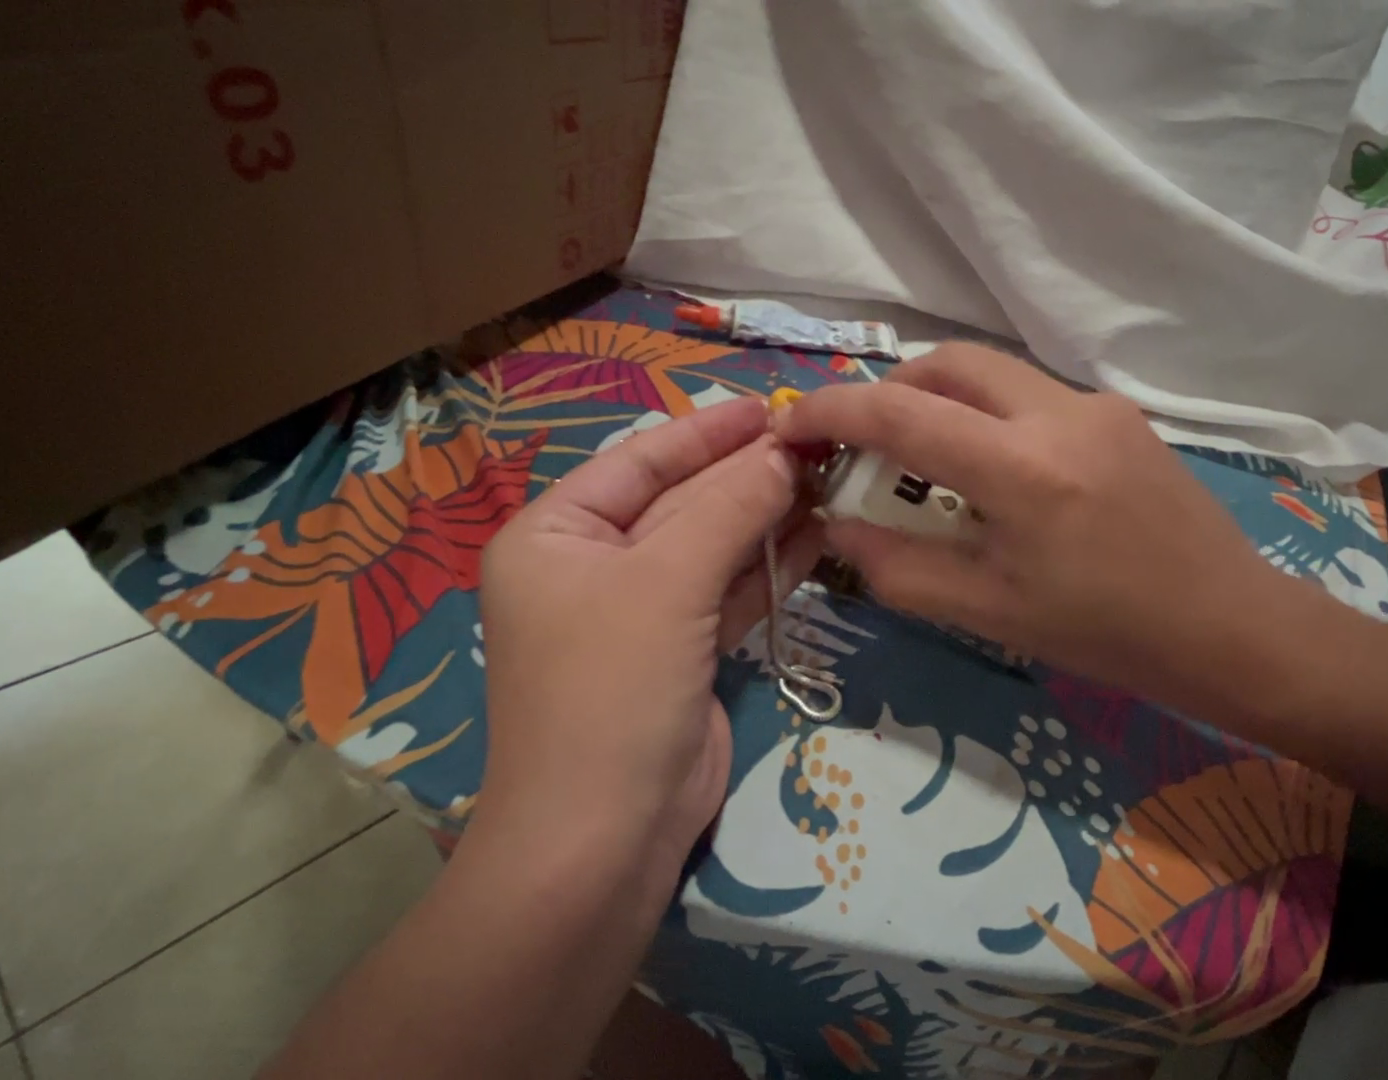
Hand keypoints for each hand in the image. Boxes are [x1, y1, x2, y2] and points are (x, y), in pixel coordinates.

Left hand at [474, 399, 821, 869]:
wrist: (605, 838)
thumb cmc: (611, 691)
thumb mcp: (666, 584)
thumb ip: (729, 508)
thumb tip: (786, 451)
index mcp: (557, 535)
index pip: (639, 461)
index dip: (706, 431)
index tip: (771, 406)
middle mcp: (593, 567)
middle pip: (682, 502)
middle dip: (748, 475)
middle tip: (820, 444)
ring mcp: (642, 614)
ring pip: (713, 548)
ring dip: (767, 518)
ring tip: (830, 482)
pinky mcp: (684, 654)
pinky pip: (730, 594)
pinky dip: (770, 568)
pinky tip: (817, 536)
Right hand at [777, 345, 1301, 713]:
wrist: (1231, 628)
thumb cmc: (1107, 635)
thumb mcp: (989, 614)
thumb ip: (899, 569)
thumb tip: (838, 527)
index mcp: (1022, 469)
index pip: (901, 414)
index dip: (834, 412)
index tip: (792, 425)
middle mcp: (1059, 414)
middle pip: (947, 363)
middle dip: (889, 391)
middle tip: (865, 443)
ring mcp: (1097, 406)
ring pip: (992, 374)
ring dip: (941, 401)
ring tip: (927, 462)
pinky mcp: (1122, 415)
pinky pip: (1032, 396)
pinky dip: (990, 417)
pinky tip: (998, 476)